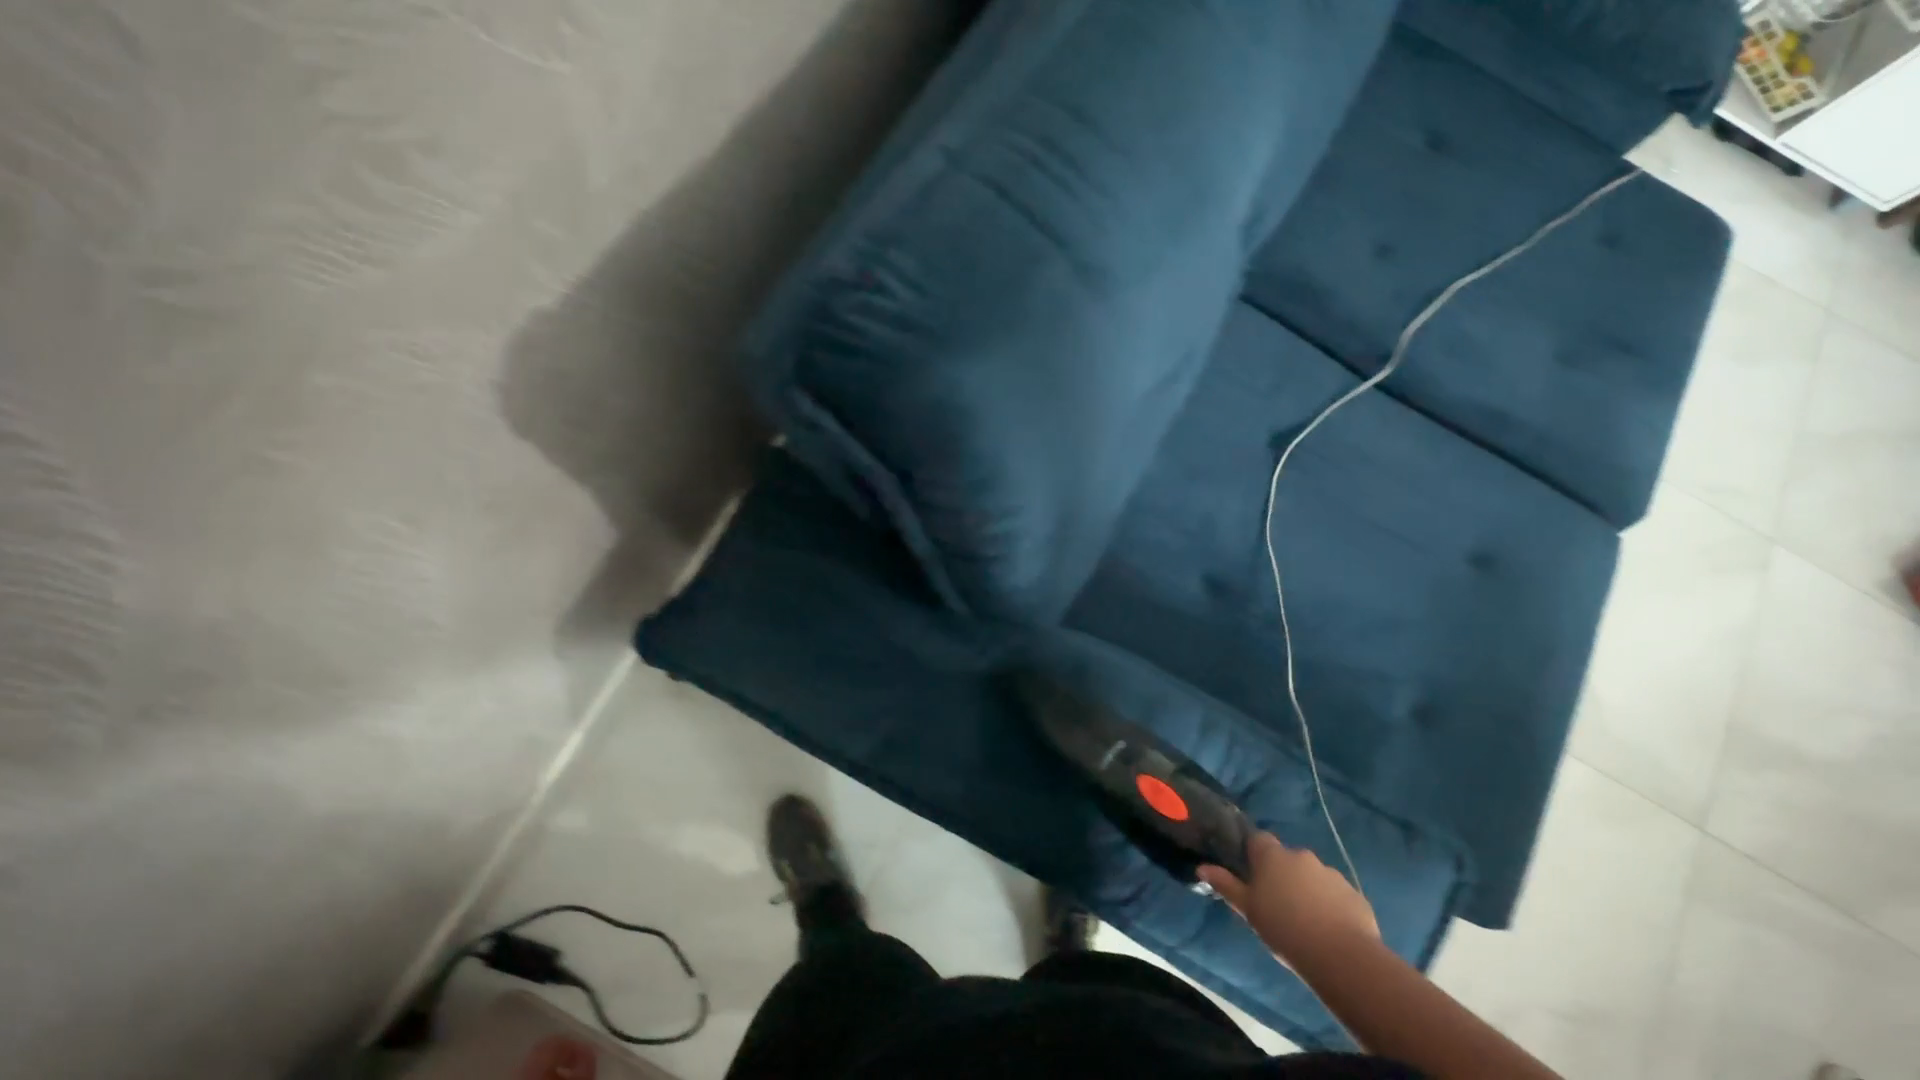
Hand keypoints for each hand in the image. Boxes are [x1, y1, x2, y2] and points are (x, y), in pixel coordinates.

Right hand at [1198, 832, 1378, 970]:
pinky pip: (1334, 893)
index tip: (1250, 874)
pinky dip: (1328, 903)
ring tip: (1303, 919)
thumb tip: (1202, 867)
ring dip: (1305, 888)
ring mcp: (1331, 873)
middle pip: (1286, 858)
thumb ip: (1226, 885)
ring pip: (1312, 875)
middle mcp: (1302, 856)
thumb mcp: (1248, 910)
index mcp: (1273, 856)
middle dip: (1281, 874)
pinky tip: (1326, 928)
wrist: (1340, 955)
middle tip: (1275, 902)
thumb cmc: (1283, 928)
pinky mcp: (1354, 893)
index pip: (1258, 839)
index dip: (1253, 853)